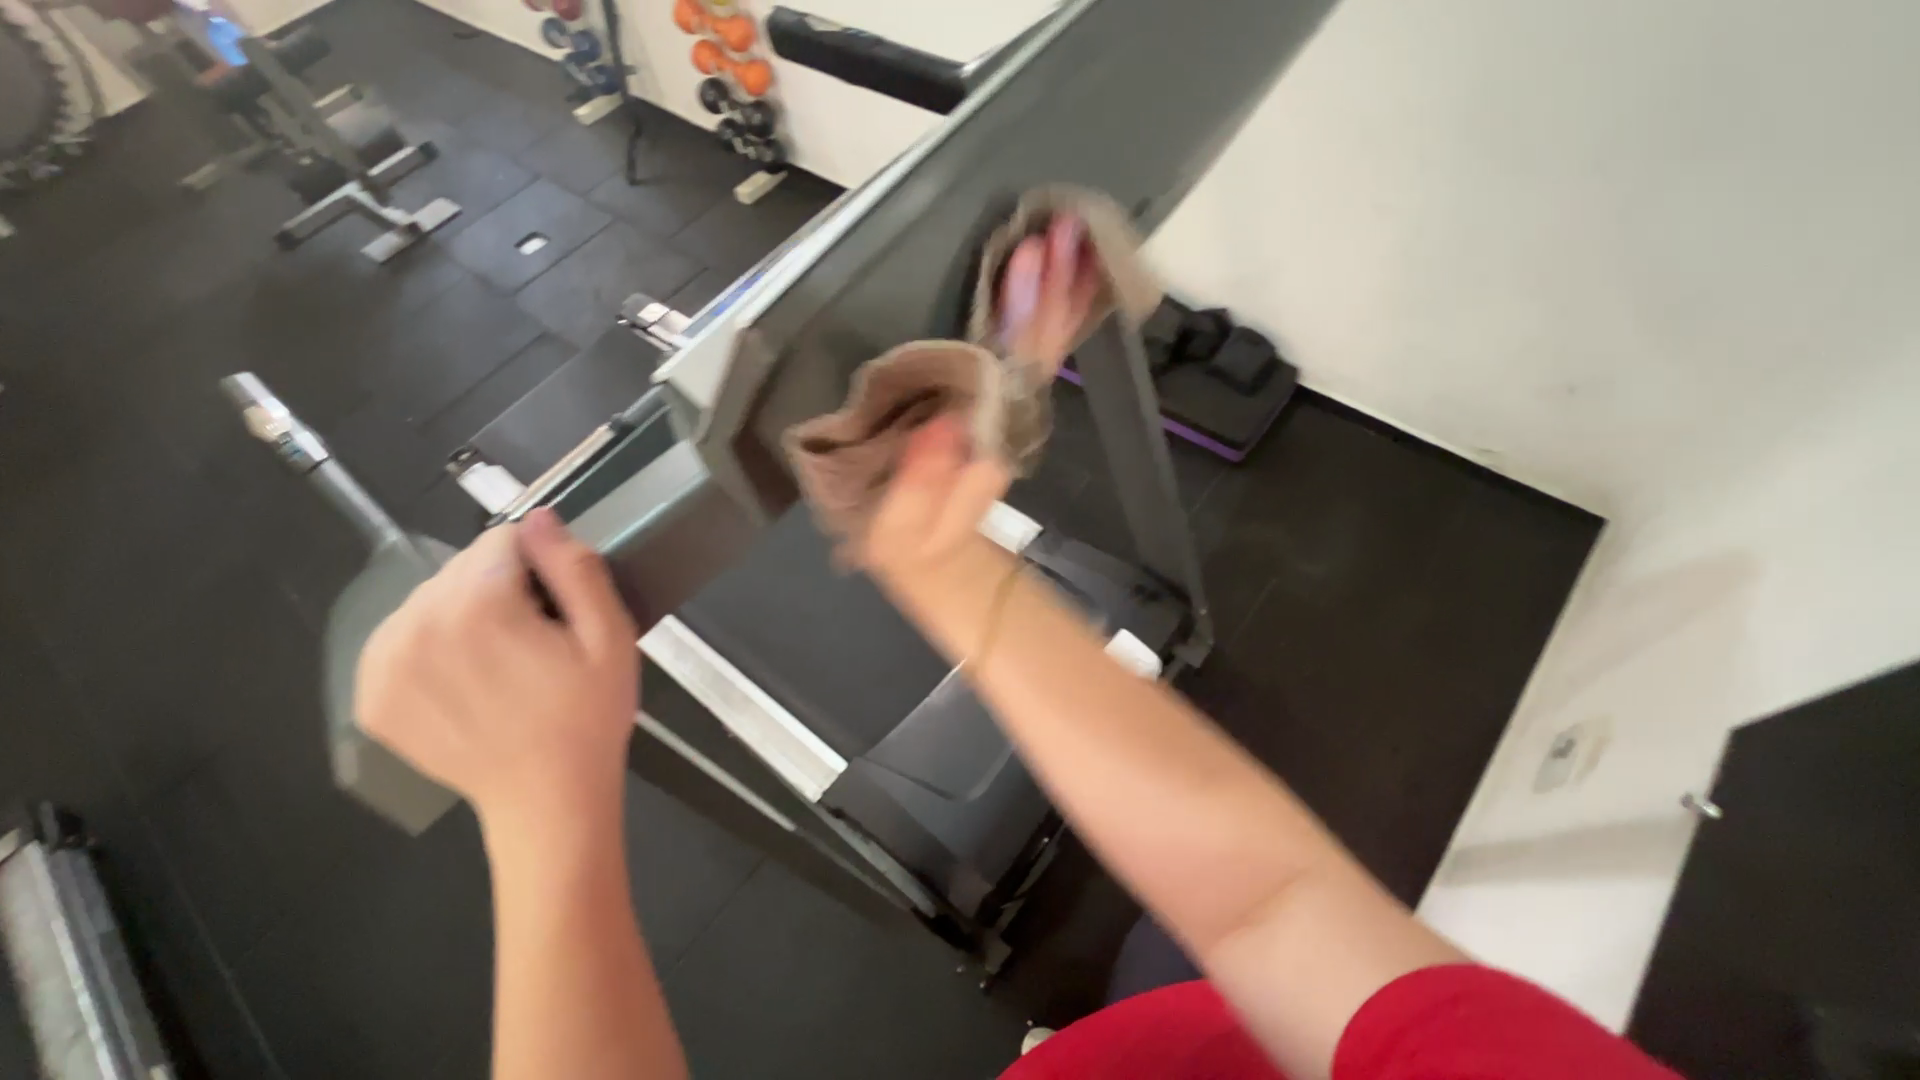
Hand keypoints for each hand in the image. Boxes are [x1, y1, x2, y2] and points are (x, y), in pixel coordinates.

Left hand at [355, 508, 638, 829]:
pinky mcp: (371, 697)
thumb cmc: (589, 716)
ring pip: (429, 600)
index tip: (557, 610)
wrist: (547, 800)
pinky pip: (401, 639)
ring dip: (463, 615)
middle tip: (535, 641)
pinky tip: (464, 681)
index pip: (503, 540)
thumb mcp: (610, 636)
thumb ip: (575, 568)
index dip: (540, 566)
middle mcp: (416, 624)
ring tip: (500, 663)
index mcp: (478, 606)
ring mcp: (384, 664)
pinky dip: (431, 647)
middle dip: (498, 588)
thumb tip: (539, 518)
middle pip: (461, 568)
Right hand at [862, 215, 1101, 581]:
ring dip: (1052, 293)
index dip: (1028, 312)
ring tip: (1061, 239)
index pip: (1017, 365)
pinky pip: (1017, 352)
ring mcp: (999, 408)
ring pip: (1037, 346)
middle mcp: (1004, 415)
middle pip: (1039, 346)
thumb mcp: (905, 530)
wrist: (932, 559)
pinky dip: (1031, 314)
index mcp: (986, 435)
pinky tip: (1035, 281)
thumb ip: (924, 481)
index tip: (1035, 258)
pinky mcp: (985, 405)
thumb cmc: (913, 546)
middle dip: (1052, 288)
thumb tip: (947, 421)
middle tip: (1062, 230)